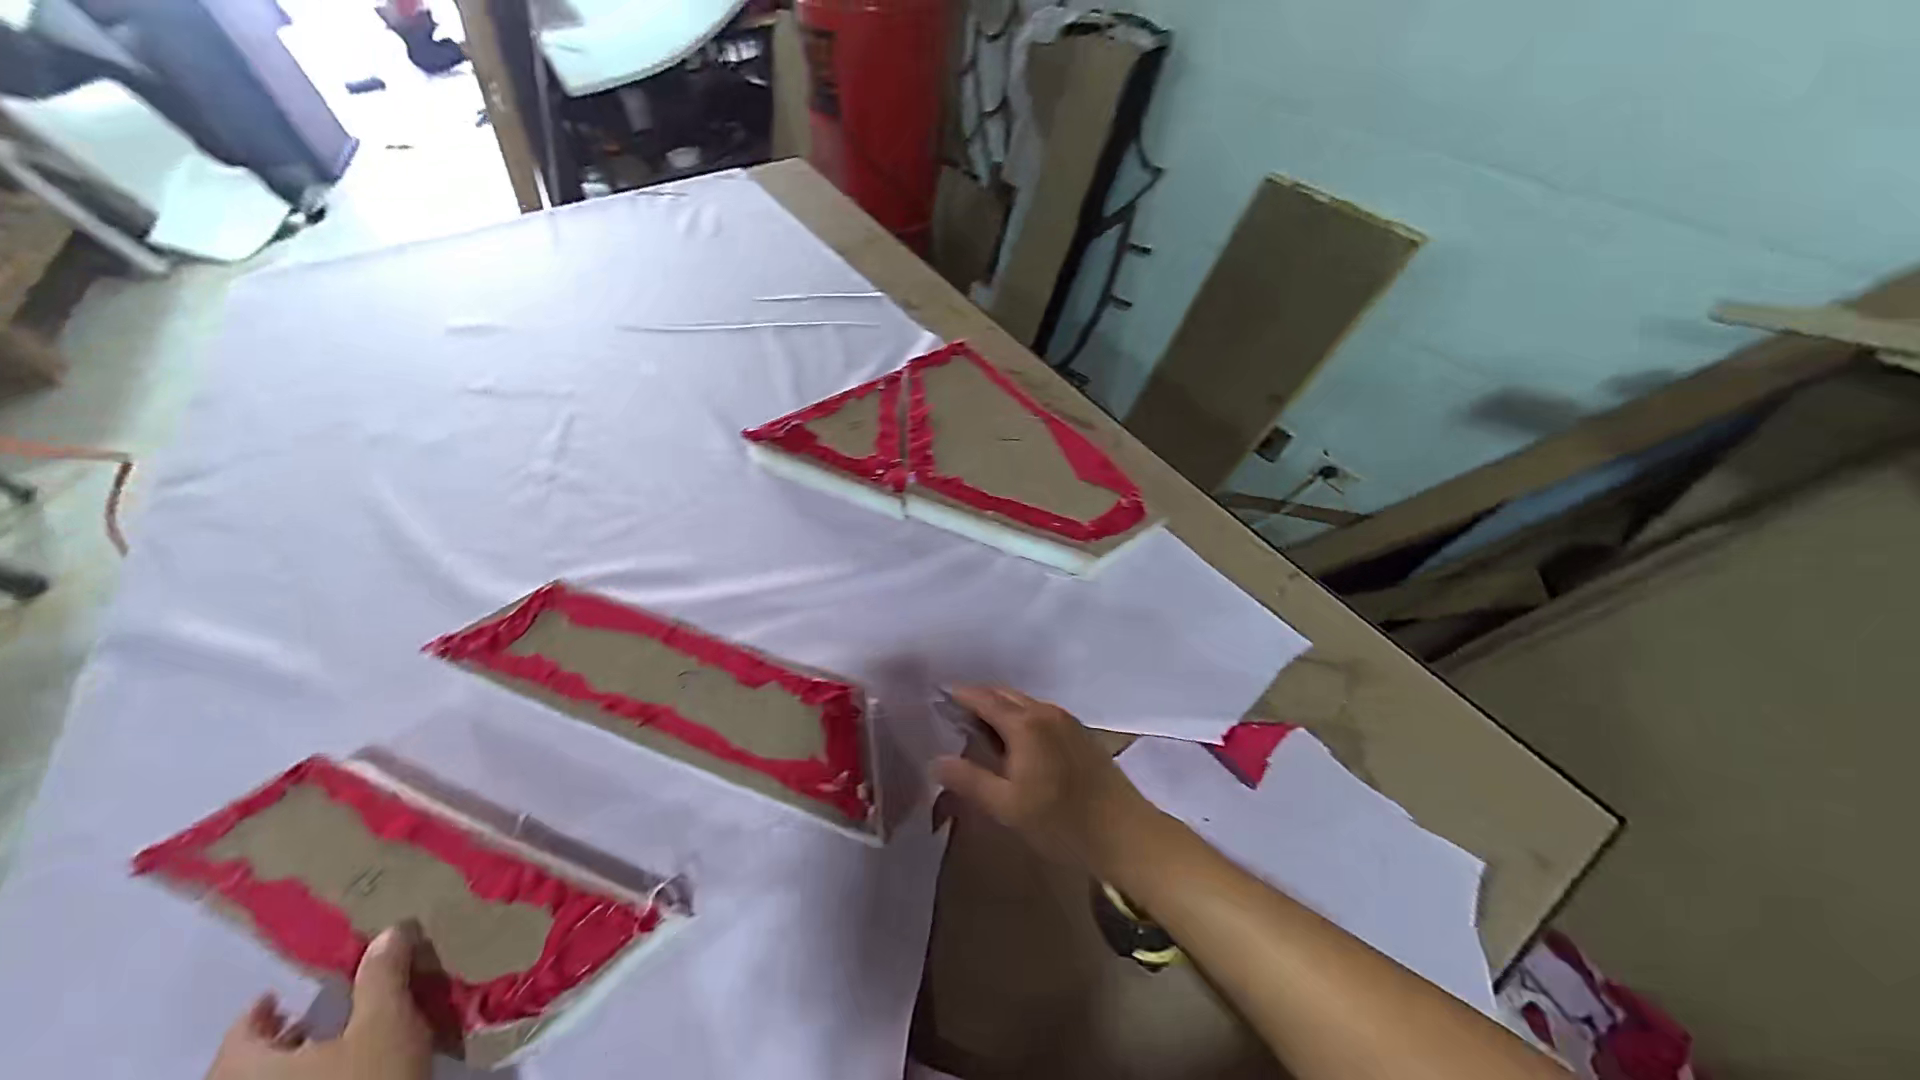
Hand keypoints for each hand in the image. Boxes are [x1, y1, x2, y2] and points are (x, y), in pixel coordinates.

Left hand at [205, 925, 432, 1079]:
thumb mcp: (385, 1021)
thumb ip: (381, 976)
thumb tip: (387, 932)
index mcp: (244, 1072)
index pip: (239, 1035)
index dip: (259, 1011)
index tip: (279, 997)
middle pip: (238, 1069)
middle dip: (272, 1042)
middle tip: (305, 1020)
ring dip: (282, 1070)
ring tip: (321, 1052)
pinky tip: (333, 1078)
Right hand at [932, 684, 1156, 874]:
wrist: (1124, 832)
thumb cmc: (1061, 821)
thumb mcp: (1006, 806)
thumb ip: (969, 780)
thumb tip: (935, 760)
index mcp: (1024, 724)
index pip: (984, 699)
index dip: (961, 696)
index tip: (940, 695)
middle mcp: (1045, 713)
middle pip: (1005, 695)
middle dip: (979, 699)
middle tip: (956, 713)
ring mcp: (1067, 721)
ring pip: (1025, 704)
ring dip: (1001, 708)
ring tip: (981, 727)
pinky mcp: (1081, 735)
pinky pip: (1041, 714)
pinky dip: (1021, 717)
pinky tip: (1016, 741)